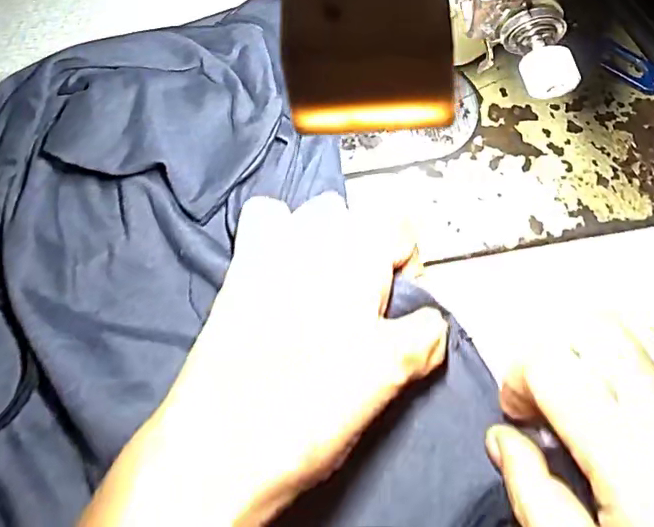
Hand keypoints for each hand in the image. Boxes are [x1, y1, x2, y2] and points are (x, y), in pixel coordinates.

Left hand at [79, 193, 449, 526]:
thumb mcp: (386, 376)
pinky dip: (278, 230)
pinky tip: (282, 268)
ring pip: (318, 211)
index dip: (409, 265)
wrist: (221, 442)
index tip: (402, 304)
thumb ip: (423, 336)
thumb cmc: (303, 410)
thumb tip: (432, 324)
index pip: (402, 228)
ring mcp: (277, 244)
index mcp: (361, 255)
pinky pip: (266, 217)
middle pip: (361, 217)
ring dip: (328, 238)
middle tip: (366, 303)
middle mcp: (318, 235)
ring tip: (326, 288)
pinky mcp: (242, 263)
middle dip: (369, 250)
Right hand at [485, 323, 653, 526]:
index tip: (517, 409)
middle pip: (595, 331)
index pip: (554, 366)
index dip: (518, 379)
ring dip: (594, 351)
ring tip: (581, 398)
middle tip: (542, 400)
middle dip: (553, 353)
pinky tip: (627, 419)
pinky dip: (636, 372)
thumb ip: (536, 503)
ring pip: (638, 333)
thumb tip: (508, 445)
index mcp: (646, 472)